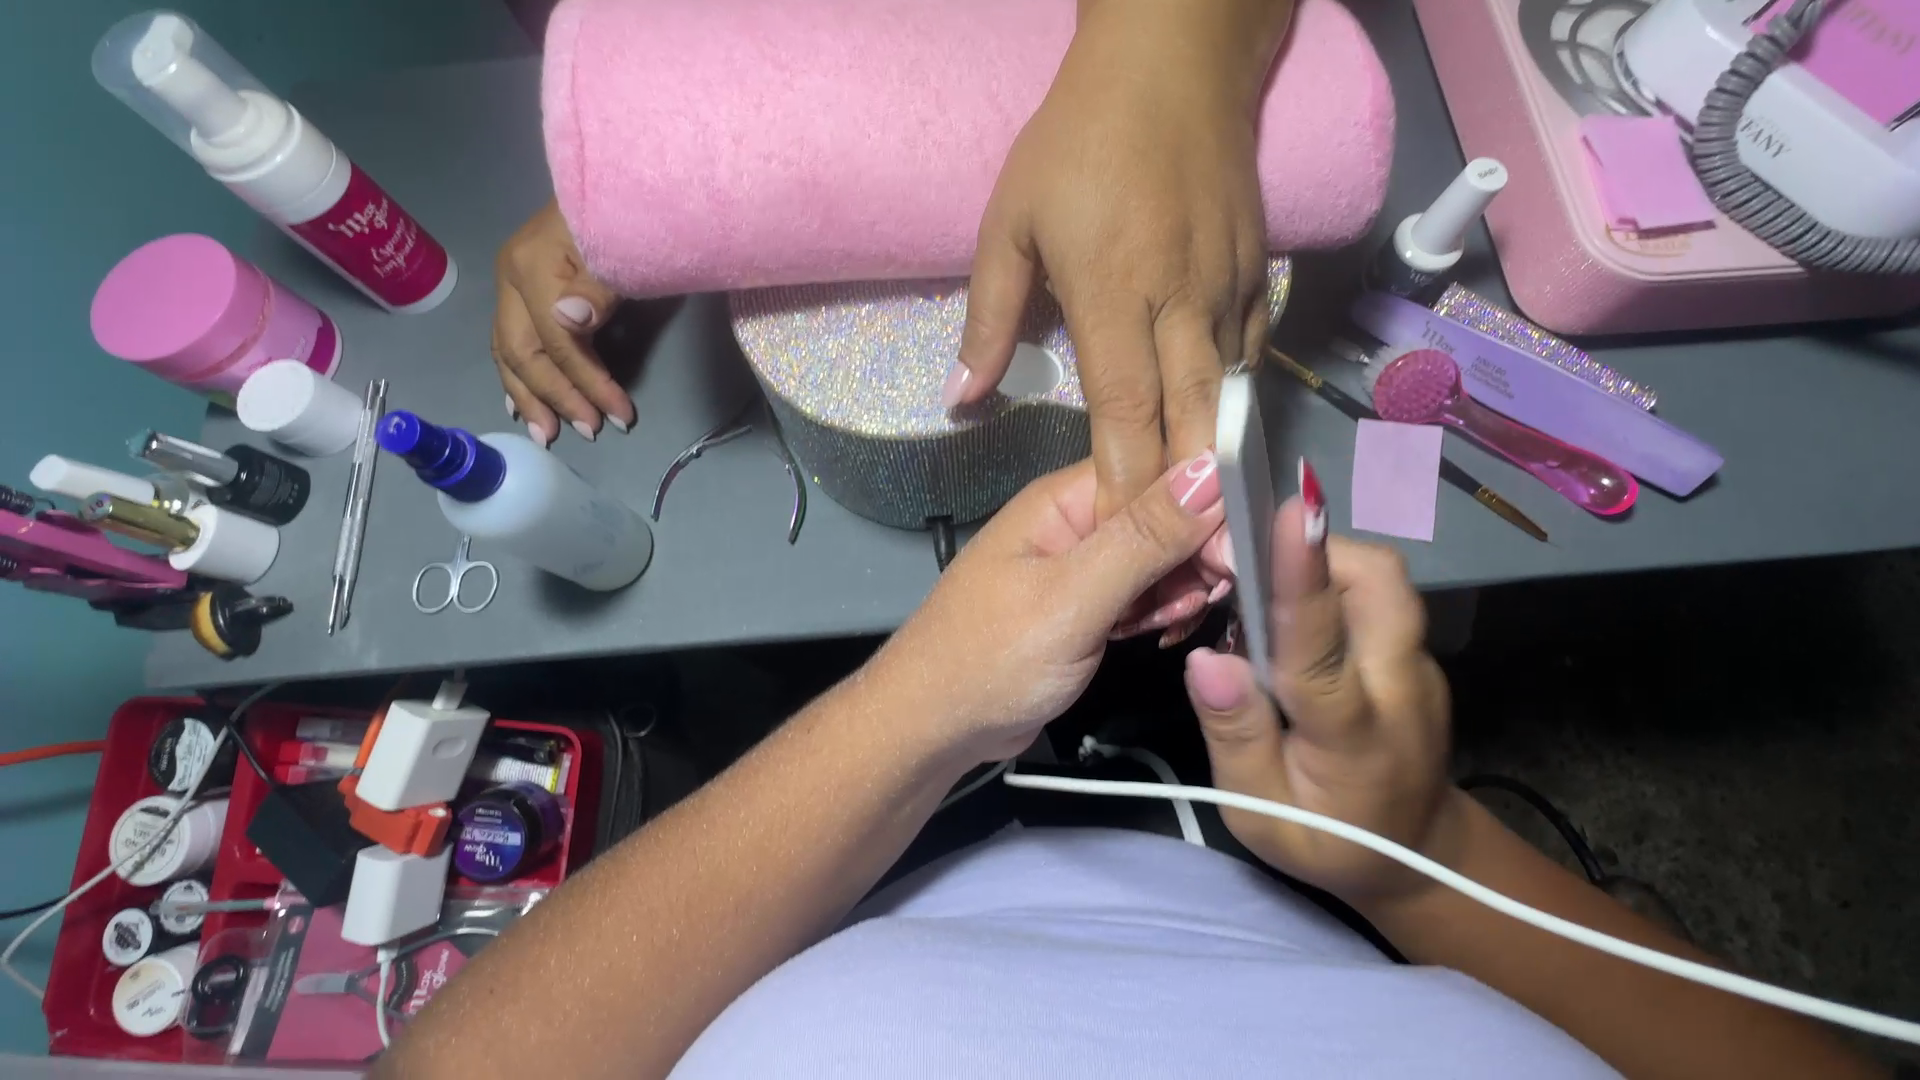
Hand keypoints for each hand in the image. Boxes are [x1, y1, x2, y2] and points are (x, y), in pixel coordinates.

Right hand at [493, 199, 635, 445]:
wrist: (619, 181)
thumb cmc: (626, 216)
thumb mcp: (620, 250)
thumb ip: (596, 287)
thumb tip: (568, 321)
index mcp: (531, 267)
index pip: (555, 343)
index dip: (587, 383)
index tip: (620, 417)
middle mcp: (512, 277)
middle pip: (522, 353)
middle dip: (554, 398)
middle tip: (587, 433)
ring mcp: (514, 283)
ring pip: (510, 352)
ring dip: (530, 397)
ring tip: (545, 433)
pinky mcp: (525, 289)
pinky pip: (513, 341)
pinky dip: (519, 376)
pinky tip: (520, 402)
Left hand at [873, 453, 1227, 765]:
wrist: (937, 727)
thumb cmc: (992, 658)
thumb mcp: (1072, 598)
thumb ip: (1144, 538)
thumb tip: (1214, 467)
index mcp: (1065, 498)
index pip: (1158, 469)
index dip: (1205, 503)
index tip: (1232, 553)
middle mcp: (1076, 522)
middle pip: (1166, 516)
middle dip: (1192, 557)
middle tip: (1195, 601)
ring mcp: (1082, 566)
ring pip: (1160, 560)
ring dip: (1175, 591)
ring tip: (1159, 626)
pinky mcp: (1088, 606)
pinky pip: (1142, 594)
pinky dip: (1156, 613)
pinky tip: (1153, 636)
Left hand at [955, 0, 1280, 519]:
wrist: (1173, 61)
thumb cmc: (1075, 146)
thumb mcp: (1009, 225)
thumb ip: (989, 320)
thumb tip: (961, 398)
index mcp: (1114, 294)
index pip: (1123, 408)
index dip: (1128, 479)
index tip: (1126, 536)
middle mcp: (1181, 302)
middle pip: (1191, 415)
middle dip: (1187, 488)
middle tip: (1184, 551)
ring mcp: (1229, 288)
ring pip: (1230, 393)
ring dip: (1219, 456)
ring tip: (1210, 515)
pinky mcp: (1260, 273)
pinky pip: (1252, 354)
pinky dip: (1238, 401)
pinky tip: (1225, 434)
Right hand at [1184, 463, 1462, 904]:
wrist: (1418, 853)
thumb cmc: (1323, 838)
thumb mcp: (1259, 813)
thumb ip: (1235, 737)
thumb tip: (1206, 660)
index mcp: (1354, 738)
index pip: (1324, 649)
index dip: (1302, 580)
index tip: (1287, 515)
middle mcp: (1399, 686)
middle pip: (1380, 585)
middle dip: (1316, 548)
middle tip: (1246, 556)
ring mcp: (1416, 663)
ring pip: (1382, 579)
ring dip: (1321, 557)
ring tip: (1257, 579)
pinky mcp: (1413, 651)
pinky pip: (1375, 593)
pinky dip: (1328, 577)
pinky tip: (1285, 607)